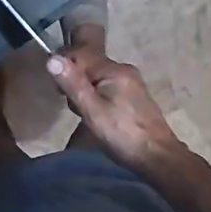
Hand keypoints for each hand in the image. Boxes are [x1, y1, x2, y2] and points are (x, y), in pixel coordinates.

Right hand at [46, 47, 190, 173]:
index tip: (59, 90)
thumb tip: (52, 58)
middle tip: (74, 107)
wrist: (158, 157)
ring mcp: (132, 82)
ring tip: (87, 115)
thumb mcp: (92, 111)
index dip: (65, 68)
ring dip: (86, 92)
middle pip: (89, 65)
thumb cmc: (122, 135)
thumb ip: (73, 83)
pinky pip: (108, 87)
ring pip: (97, 77)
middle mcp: (125, 69)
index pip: (80, 54)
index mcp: (114, 69)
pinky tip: (100, 116)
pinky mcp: (135, 95)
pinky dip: (98, 97)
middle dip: (76, 82)